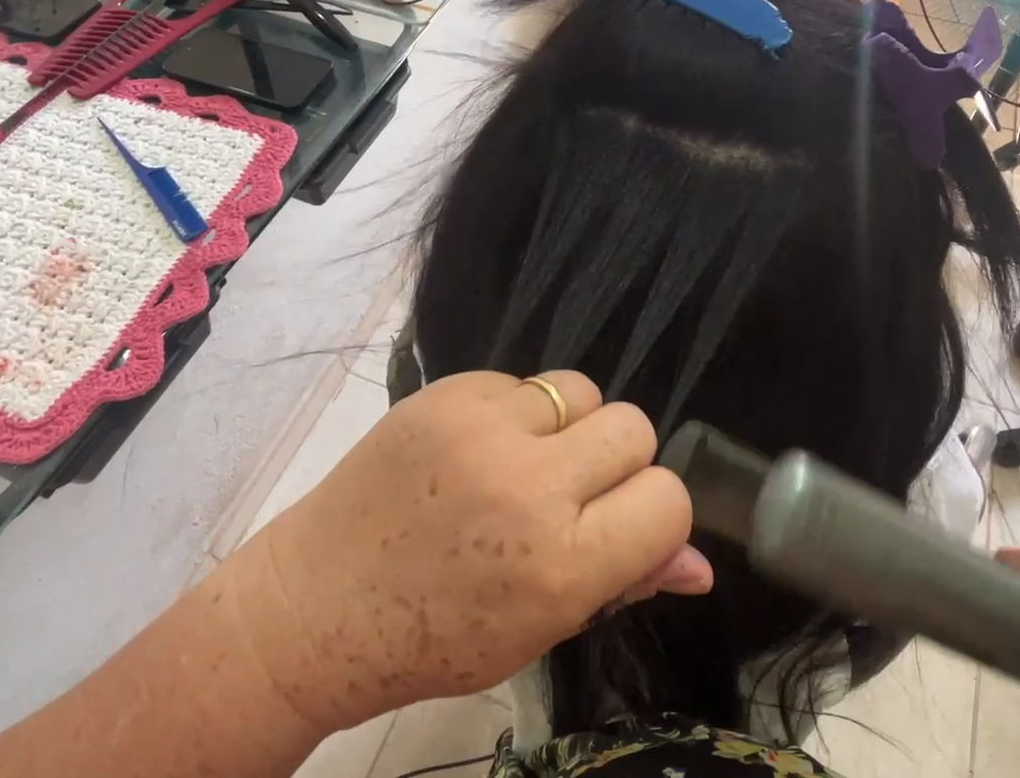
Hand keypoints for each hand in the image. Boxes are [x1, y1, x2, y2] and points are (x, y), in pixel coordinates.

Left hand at [232, 371, 709, 731]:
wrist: (320, 602)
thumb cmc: (435, 636)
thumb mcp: (541, 628)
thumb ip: (625, 583)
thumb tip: (699, 564)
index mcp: (563, 565)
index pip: (668, 500)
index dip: (651, 513)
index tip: (618, 524)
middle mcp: (530, 485)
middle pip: (634, 428)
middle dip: (615, 462)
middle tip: (569, 492)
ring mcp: (483, 428)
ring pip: (582, 390)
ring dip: (568, 426)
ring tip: (523, 462)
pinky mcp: (446, 393)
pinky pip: (520, 381)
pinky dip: (513, 411)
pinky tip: (475, 448)